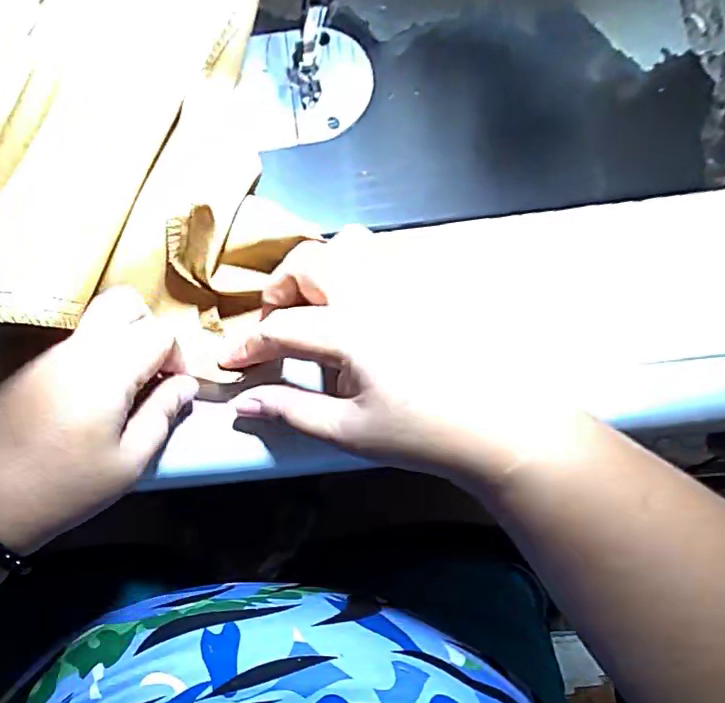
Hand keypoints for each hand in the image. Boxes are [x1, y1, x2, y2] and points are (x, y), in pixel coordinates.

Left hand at [0, 287, 197, 552]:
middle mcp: (73, 344)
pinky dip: (87, 351)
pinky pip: (64, 336)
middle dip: (148, 331)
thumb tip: (185, 384)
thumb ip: (162, 415)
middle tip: (151, 376)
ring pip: (92, 317)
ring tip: (118, 391)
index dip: (177, 359)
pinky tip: (81, 395)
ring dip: (118, 340)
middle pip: (124, 303)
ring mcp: (41, 347)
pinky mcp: (17, 357)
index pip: (158, 333)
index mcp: (106, 369)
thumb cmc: (64, 488)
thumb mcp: (127, 463)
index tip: (174, 391)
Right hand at [227, 227, 587, 489]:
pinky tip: (358, 311)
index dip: (248, 345)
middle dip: (278, 290)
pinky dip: (354, 271)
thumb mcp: (346, 430)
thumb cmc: (420, 434)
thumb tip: (246, 403)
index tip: (231, 363)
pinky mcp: (429, 287)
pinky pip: (382, 256)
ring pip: (347, 245)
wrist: (493, 429)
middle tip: (272, 326)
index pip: (280, 327)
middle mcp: (376, 294)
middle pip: (308, 263)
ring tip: (313, 309)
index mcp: (351, 331)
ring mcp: (406, 284)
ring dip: (316, 271)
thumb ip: (290, 410)